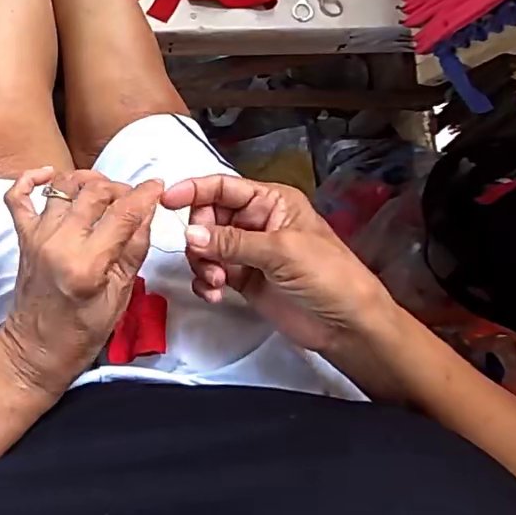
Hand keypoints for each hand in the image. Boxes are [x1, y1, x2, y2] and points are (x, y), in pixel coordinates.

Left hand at [0, 168, 164, 394]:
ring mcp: (37, 235)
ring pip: (63, 186)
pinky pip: (17, 196)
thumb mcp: (120, 296)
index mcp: (87, 263)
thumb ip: (134, 249)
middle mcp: (59, 242)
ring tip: (104, 190)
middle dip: (120, 188)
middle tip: (132, 198)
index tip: (157, 186)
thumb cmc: (81, 332)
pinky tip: (49, 174)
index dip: (145, 194)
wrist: (35, 349)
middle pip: (94, 191)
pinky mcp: (22, 235)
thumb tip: (146, 212)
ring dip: (88, 180)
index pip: (122, 213)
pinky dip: (31, 179)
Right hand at [161, 174, 396, 352]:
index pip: (222, 187)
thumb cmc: (329, 277)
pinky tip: (213, 293)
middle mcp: (254, 221)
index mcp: (270, 201)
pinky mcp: (241, 277)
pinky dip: (204, 281)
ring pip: (204, 246)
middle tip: (205, 258)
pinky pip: (209, 271)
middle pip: (206, 217)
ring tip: (215, 282)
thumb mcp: (282, 251)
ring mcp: (246, 250)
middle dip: (199, 237)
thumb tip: (189, 234)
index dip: (193, 190)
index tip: (167, 201)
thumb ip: (232, 242)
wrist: (349, 327)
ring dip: (201, 263)